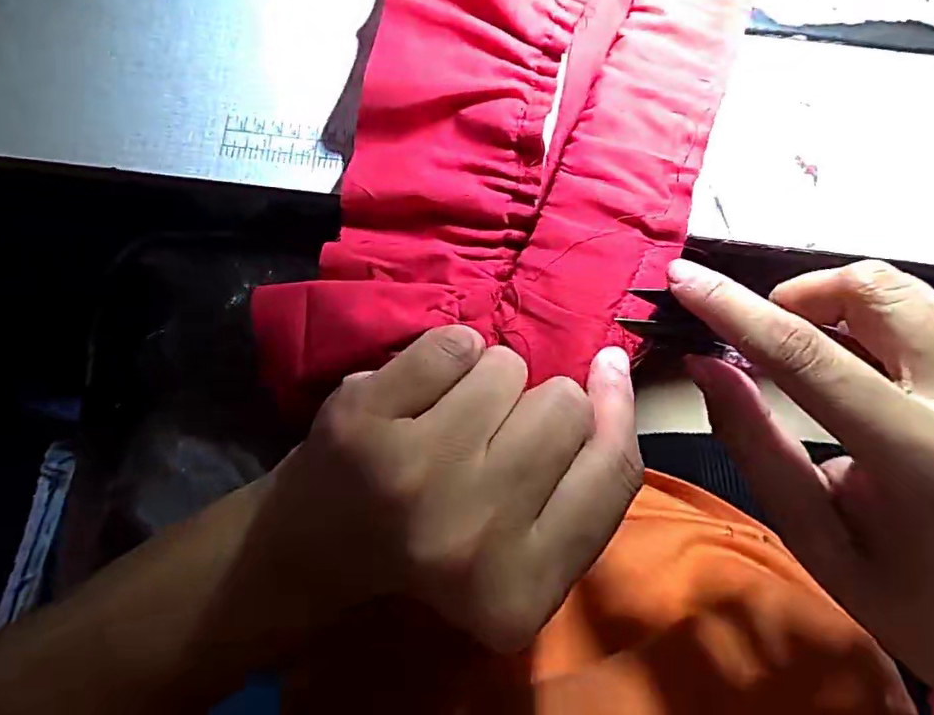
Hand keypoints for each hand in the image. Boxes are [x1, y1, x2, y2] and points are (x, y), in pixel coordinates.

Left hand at [257, 325, 643, 651]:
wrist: (315, 540)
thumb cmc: (432, 539)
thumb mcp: (523, 546)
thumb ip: (581, 479)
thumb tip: (616, 367)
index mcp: (522, 591)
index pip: (611, 471)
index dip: (618, 408)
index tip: (607, 368)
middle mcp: (471, 536)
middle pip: (562, 407)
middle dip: (536, 403)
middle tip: (491, 430)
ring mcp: (413, 470)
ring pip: (507, 366)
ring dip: (488, 378)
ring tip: (451, 413)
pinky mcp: (364, 418)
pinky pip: (451, 342)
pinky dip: (447, 350)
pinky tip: (420, 386)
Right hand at [666, 258, 933, 714]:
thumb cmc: (922, 611)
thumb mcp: (815, 537)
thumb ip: (752, 441)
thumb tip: (703, 362)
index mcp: (932, 466)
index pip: (808, 355)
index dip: (733, 307)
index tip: (682, 275)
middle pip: (875, 290)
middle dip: (800, 295)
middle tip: (770, 339)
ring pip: (911, 292)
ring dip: (842, 307)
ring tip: (820, 357)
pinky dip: (887, 330)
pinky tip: (878, 379)